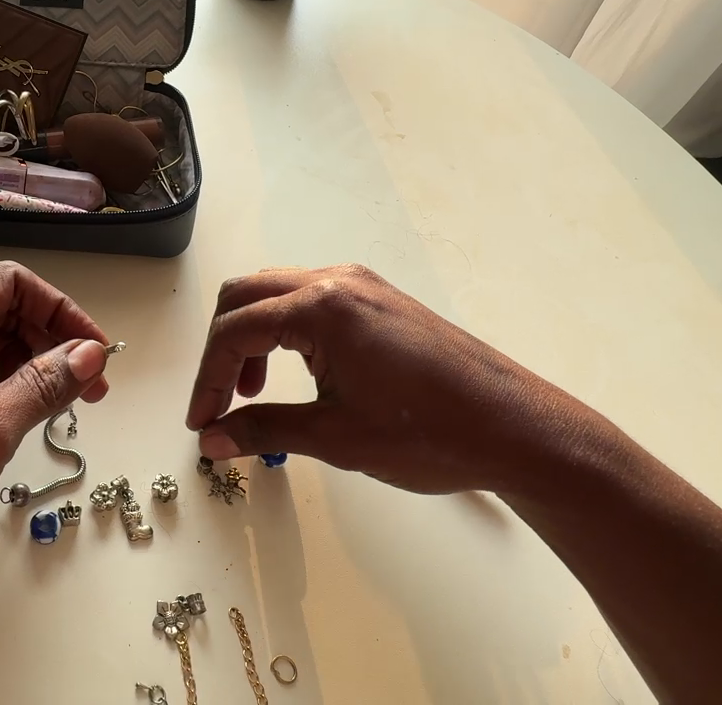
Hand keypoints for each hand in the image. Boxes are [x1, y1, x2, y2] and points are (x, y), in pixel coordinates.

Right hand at [185, 264, 599, 496]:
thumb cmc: (430, 435)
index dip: (208, 379)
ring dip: (250, 335)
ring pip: (273, 291)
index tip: (202, 421)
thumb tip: (211, 441)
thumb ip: (264, 431)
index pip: (234, 330)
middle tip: (220, 401)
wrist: (519, 430)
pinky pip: (306, 297)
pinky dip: (283, 328)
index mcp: (320, 308)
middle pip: (243, 296)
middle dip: (221, 349)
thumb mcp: (336, 438)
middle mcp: (334, 280)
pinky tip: (297, 371)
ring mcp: (359, 283)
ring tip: (254, 391)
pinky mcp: (377, 296)